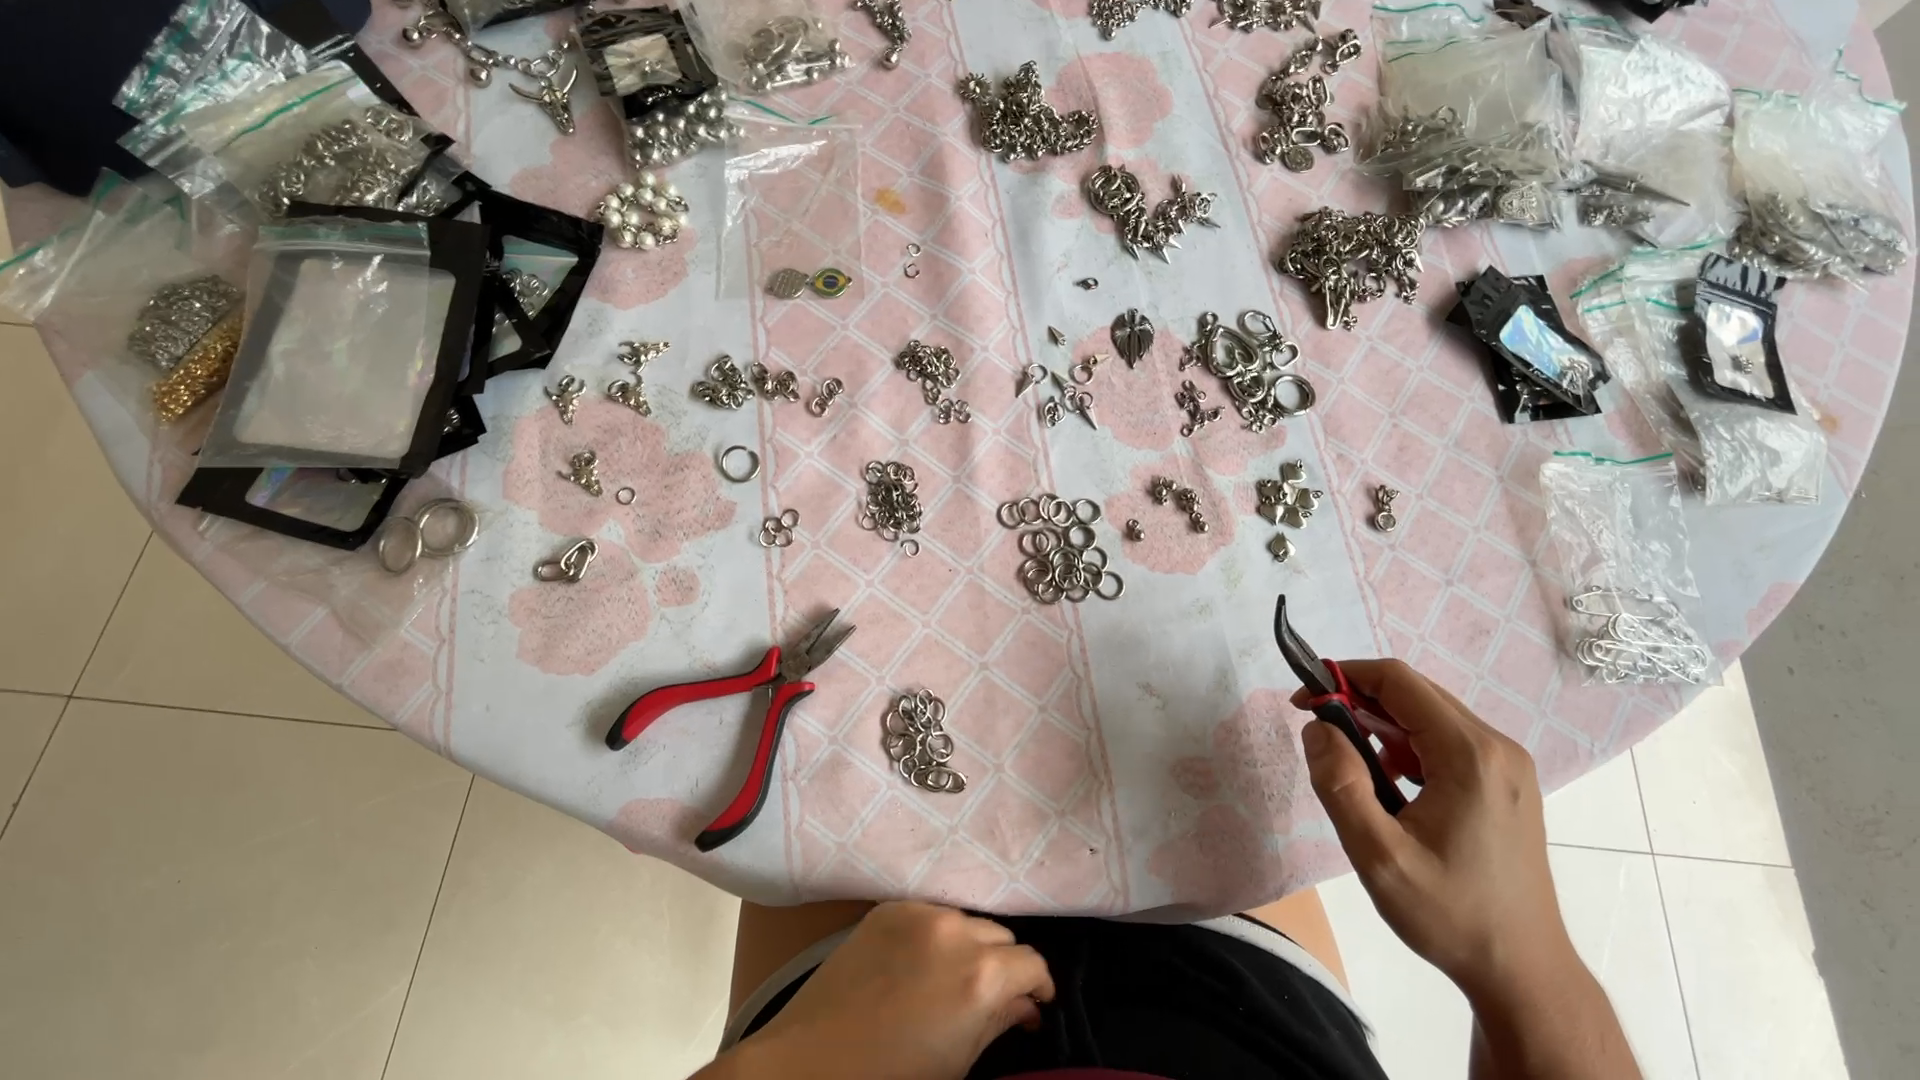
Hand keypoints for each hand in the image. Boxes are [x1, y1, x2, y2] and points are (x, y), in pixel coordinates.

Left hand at [721, 901, 1054, 1079]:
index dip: (1038, 986)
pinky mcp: (887, 910)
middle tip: (990, 997)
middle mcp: (955, 932)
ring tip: (951, 978)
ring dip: (970, 946)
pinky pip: (931, 913)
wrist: (809, 1062)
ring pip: (967, 921)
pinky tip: (919, 962)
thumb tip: (1026, 1006)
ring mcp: (918, 914)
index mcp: (980, 976)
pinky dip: (936, 934)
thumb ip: (999, 1022)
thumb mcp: (957, 1062)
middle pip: (1002, 936)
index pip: (1032, 963)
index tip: (1033, 1003)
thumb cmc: (891, 1076)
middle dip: (1004, 965)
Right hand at [1294, 659, 1575, 998]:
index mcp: (1470, 755)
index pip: (1399, 681)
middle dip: (1359, 701)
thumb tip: (1316, 727)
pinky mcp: (1505, 782)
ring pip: (1429, 716)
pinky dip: (1407, 746)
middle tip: (1319, 735)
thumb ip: (1341, 784)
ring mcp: (1506, 764)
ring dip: (1381, 727)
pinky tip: (1392, 786)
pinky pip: (1445, 740)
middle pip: (1415, 693)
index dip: (1344, 677)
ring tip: (1354, 771)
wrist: (1522, 970)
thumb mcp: (1378, 856)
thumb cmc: (1449, 914)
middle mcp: (1496, 747)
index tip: (1303, 702)